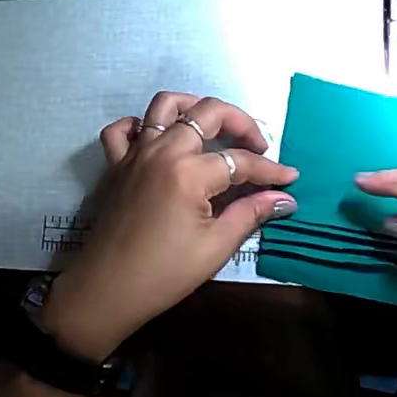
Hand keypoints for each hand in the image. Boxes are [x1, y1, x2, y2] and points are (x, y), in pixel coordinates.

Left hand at [41, 92, 297, 360]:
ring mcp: (135, 154)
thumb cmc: (165, 274)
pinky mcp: (116, 165)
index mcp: (189, 172)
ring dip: (195, 107)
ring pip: (164, 105)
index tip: (290, 179)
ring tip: (214, 127)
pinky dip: (142, 125)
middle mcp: (162, 151)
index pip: (240, 160)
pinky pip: (122, 129)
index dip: (270, 170)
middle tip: (258, 147)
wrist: (106, 291)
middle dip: (242, 123)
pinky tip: (159, 140)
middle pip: (208, 112)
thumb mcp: (216, 246)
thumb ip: (250, 213)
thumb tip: (284, 198)